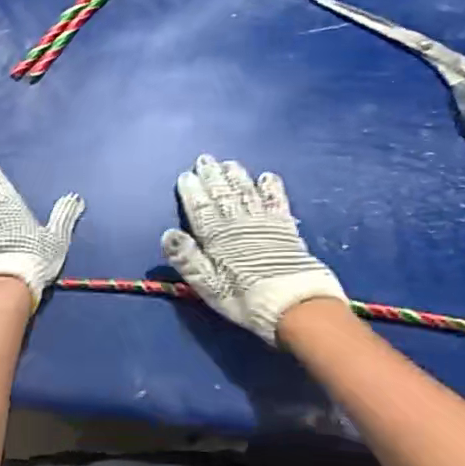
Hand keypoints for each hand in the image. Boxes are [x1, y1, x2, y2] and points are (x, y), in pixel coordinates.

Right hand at [159, 154, 345, 344]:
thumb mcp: (206, 285)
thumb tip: (168, 234)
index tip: (185, 176)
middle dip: (213, 177)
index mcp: (216, 238)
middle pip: (223, 196)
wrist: (296, 305)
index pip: (200, 209)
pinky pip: (276, 202)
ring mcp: (264, 225)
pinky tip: (266, 177)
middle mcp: (239, 225)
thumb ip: (187, 259)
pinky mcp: (285, 230)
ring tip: (228, 163)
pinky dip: (271, 188)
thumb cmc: (243, 299)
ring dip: (237, 177)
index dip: (192, 192)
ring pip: (246, 193)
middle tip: (205, 160)